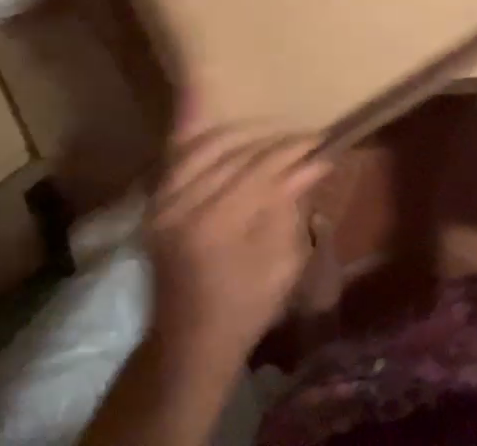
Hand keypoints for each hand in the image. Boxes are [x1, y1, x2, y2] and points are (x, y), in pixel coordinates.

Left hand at [146, 126, 330, 363]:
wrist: (190, 341)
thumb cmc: (245, 308)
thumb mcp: (282, 262)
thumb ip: (291, 205)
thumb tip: (314, 161)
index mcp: (215, 224)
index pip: (260, 168)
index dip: (293, 151)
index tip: (320, 142)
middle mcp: (183, 205)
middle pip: (234, 153)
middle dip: (273, 141)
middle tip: (303, 137)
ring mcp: (163, 202)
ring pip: (205, 146)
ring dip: (242, 134)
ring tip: (271, 134)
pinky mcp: (156, 203)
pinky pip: (182, 156)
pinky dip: (207, 140)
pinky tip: (232, 136)